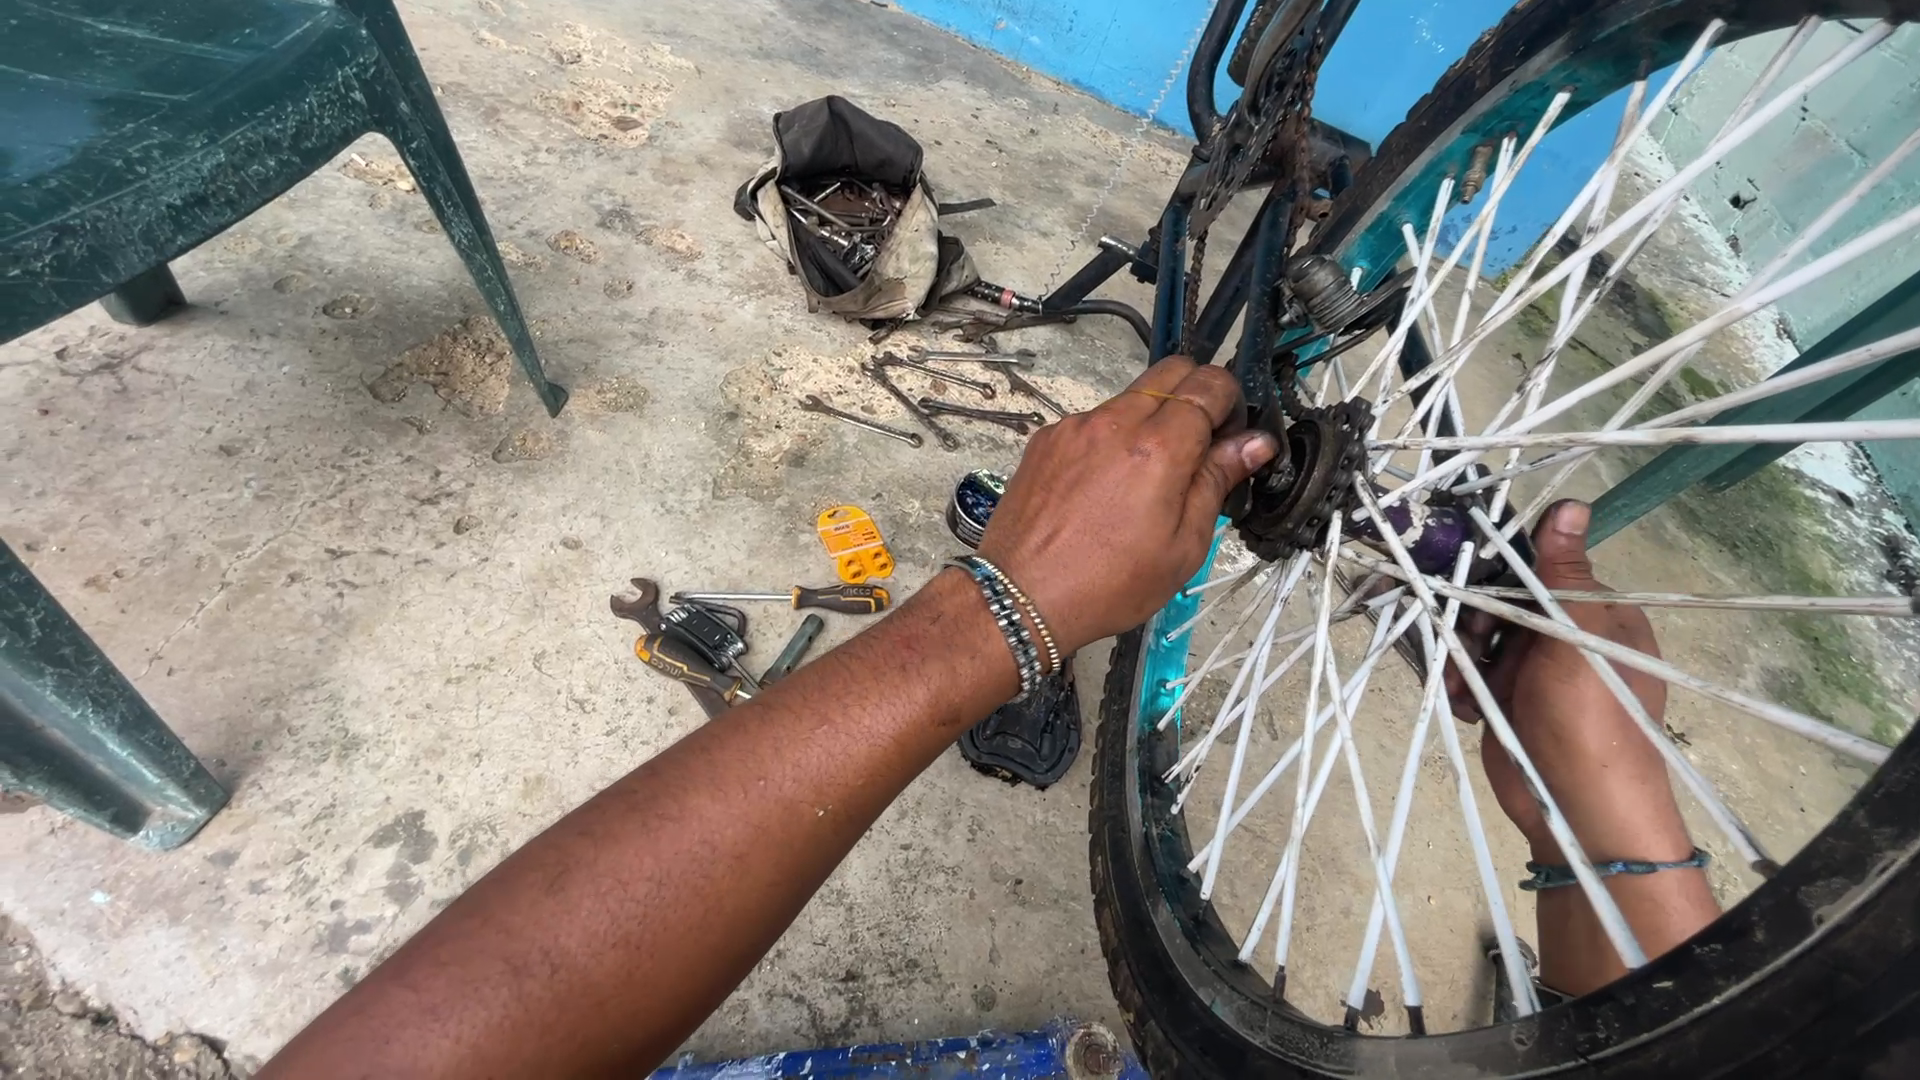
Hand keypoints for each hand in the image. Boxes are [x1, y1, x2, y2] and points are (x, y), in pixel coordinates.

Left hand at [975, 357, 1278, 655]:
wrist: (1021, 596)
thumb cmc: (1108, 583)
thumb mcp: (1183, 546)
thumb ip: (1217, 482)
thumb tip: (1255, 443)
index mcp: (1158, 447)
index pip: (1209, 383)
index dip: (1230, 401)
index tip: (1229, 433)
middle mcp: (1114, 422)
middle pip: (1170, 371)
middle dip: (1194, 394)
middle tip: (1195, 445)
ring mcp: (1074, 427)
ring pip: (1128, 397)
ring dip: (1149, 419)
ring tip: (1142, 476)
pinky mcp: (1045, 439)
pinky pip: (1091, 421)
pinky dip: (1109, 438)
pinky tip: (1100, 485)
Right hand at [1447, 501, 1690, 862]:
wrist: (1575, 808)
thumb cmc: (1587, 719)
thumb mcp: (1577, 638)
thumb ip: (1562, 575)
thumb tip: (1571, 503)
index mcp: (1596, 616)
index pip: (1535, 570)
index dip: (1495, 575)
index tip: (1467, 588)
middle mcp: (1563, 638)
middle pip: (1495, 603)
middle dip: (1469, 623)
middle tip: (1469, 647)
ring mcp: (1532, 671)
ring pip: (1473, 638)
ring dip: (1458, 658)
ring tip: (1463, 685)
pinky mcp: (1504, 698)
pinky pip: (1466, 672)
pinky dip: (1457, 684)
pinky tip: (1462, 702)